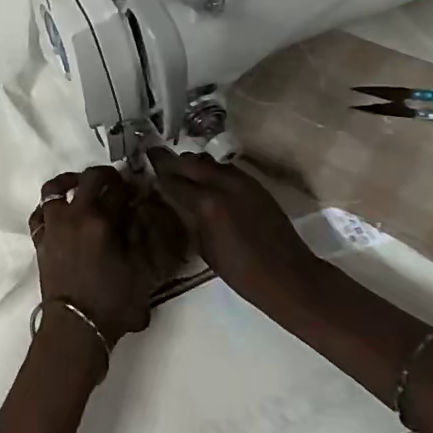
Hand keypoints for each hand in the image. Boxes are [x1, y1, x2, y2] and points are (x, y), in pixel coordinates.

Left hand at [28, 166, 152, 343]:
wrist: (76, 328)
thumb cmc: (112, 304)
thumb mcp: (140, 271)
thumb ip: (140, 236)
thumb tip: (138, 213)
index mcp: (101, 222)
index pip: (118, 190)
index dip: (131, 186)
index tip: (138, 190)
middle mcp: (74, 217)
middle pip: (88, 179)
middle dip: (106, 176)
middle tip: (116, 184)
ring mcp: (53, 227)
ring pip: (54, 188)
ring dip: (71, 182)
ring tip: (83, 188)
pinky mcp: (40, 241)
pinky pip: (40, 213)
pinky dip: (50, 207)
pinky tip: (61, 213)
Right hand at [148, 148, 316, 286]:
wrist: (286, 273)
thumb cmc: (240, 271)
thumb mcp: (205, 248)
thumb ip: (189, 219)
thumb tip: (176, 203)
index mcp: (207, 203)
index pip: (174, 180)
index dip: (158, 172)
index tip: (146, 164)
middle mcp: (223, 184)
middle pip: (191, 162)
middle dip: (173, 161)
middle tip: (158, 158)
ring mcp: (243, 181)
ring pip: (211, 162)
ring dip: (195, 164)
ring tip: (182, 170)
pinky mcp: (256, 185)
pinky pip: (228, 169)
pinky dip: (213, 170)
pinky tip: (208, 181)